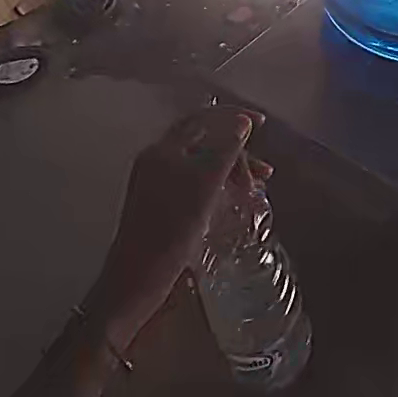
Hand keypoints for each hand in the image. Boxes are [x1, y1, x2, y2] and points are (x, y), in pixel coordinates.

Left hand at [80, 105, 259, 337]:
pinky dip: (220, 183)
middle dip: (237, 150)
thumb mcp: (205, 185)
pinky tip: (234, 197)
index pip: (203, 118)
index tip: (260, 124)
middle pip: (205, 139)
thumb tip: (242, 122)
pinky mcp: (163, 201)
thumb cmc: (171, 230)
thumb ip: (226, 149)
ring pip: (204, 161)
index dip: (234, 116)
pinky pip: (198, 180)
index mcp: (165, 150)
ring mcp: (159, 181)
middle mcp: (159, 160)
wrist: (136, 280)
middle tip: (260, 171)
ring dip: (232, 168)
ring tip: (253, 188)